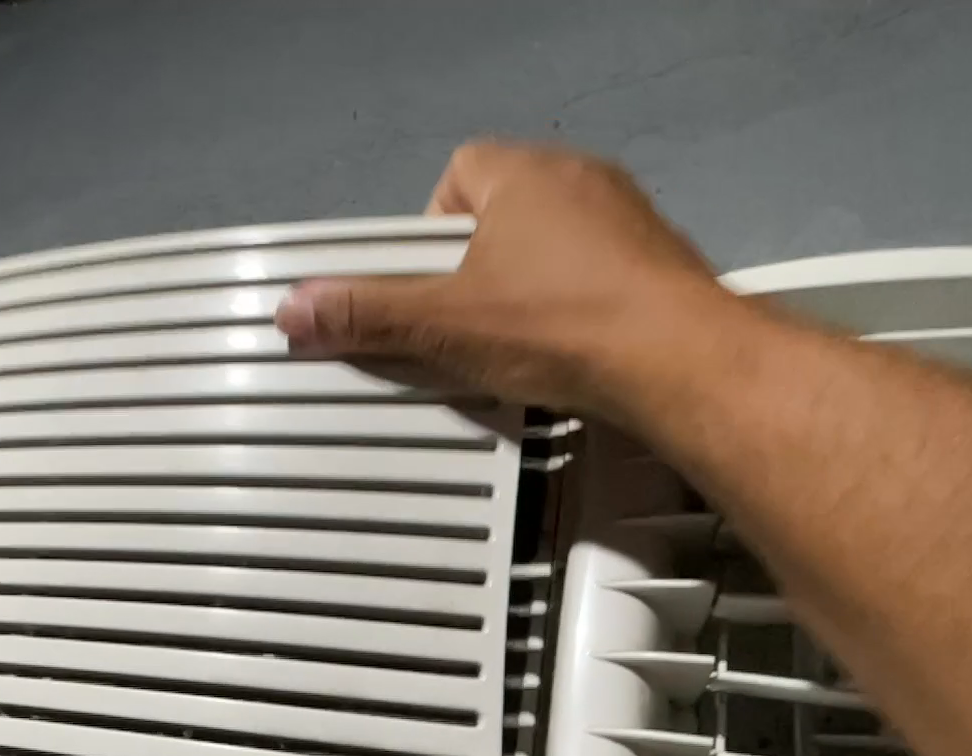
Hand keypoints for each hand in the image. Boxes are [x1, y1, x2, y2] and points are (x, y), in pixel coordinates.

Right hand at [274, 140, 746, 414]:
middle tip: (458, 323)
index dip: (427, 233)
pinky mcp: (654, 263)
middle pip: (498, 212)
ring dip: (518, 286)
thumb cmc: (556, 325)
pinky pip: (589, 272)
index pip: (455, 174)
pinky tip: (559, 347)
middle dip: (469, 266)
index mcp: (524, 175)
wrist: (678, 364)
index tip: (425, 285)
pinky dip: (565, 304)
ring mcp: (625, 220)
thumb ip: (368, 315)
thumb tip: (293, 310)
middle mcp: (579, 181)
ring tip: (507, 343)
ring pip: (547, 244)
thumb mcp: (445, 325)